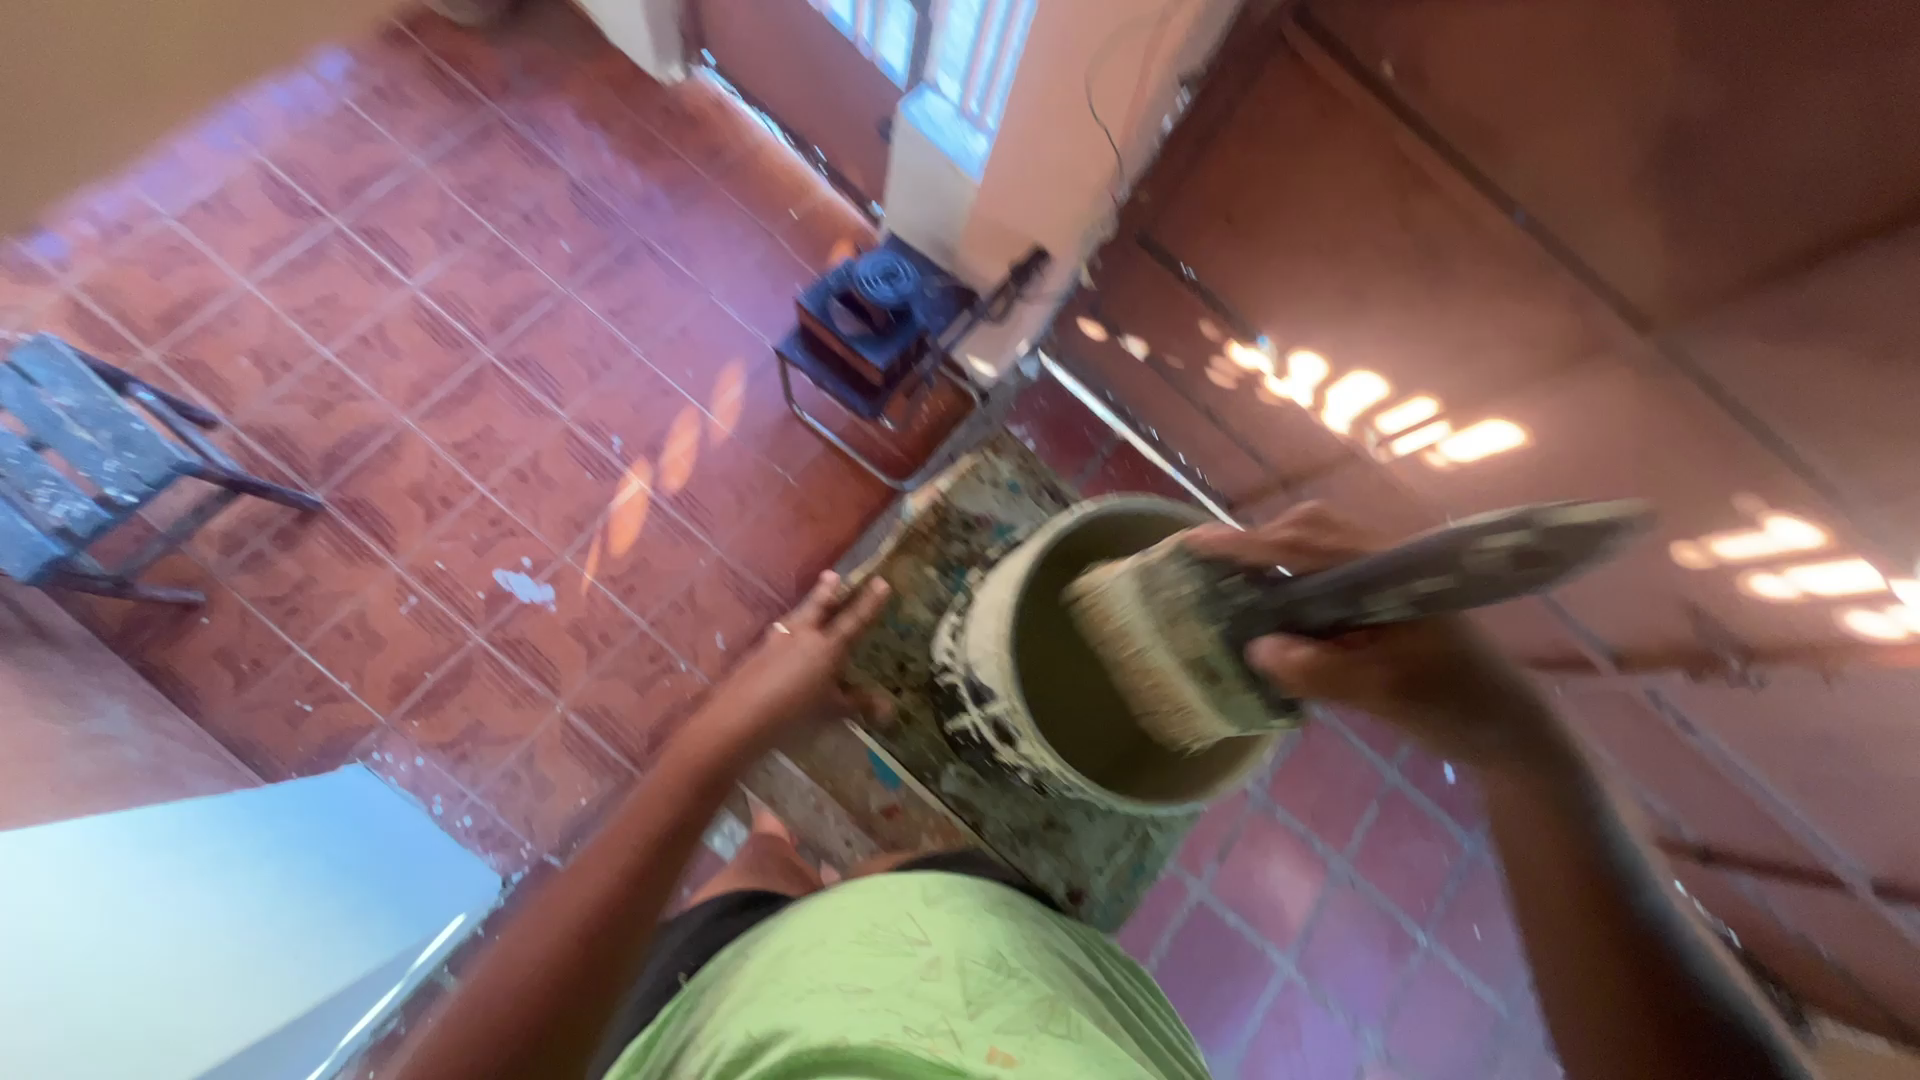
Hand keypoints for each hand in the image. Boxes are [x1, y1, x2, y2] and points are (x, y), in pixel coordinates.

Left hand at [703, 571, 892, 745]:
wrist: (739, 717)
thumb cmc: (794, 713)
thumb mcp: (832, 710)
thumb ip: (858, 704)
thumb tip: (889, 710)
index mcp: (827, 646)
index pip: (855, 620)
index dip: (870, 602)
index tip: (882, 582)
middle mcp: (803, 634)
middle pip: (819, 605)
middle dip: (828, 590)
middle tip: (832, 575)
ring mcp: (777, 640)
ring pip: (797, 616)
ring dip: (806, 608)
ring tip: (809, 607)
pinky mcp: (757, 651)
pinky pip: (780, 633)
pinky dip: (788, 631)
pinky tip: (784, 638)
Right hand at [1185, 504, 1558, 769]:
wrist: (1508, 726)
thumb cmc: (1452, 706)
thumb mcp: (1383, 695)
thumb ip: (1319, 672)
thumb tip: (1256, 647)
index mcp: (1391, 572)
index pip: (1307, 546)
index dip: (1248, 544)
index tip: (1196, 543)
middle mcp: (1388, 558)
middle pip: (1310, 528)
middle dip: (1258, 541)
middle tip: (1214, 566)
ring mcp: (1388, 571)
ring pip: (1318, 541)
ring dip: (1275, 553)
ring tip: (1238, 581)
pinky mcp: (1386, 588)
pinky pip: (1328, 563)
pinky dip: (1292, 571)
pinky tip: (1277, 601)